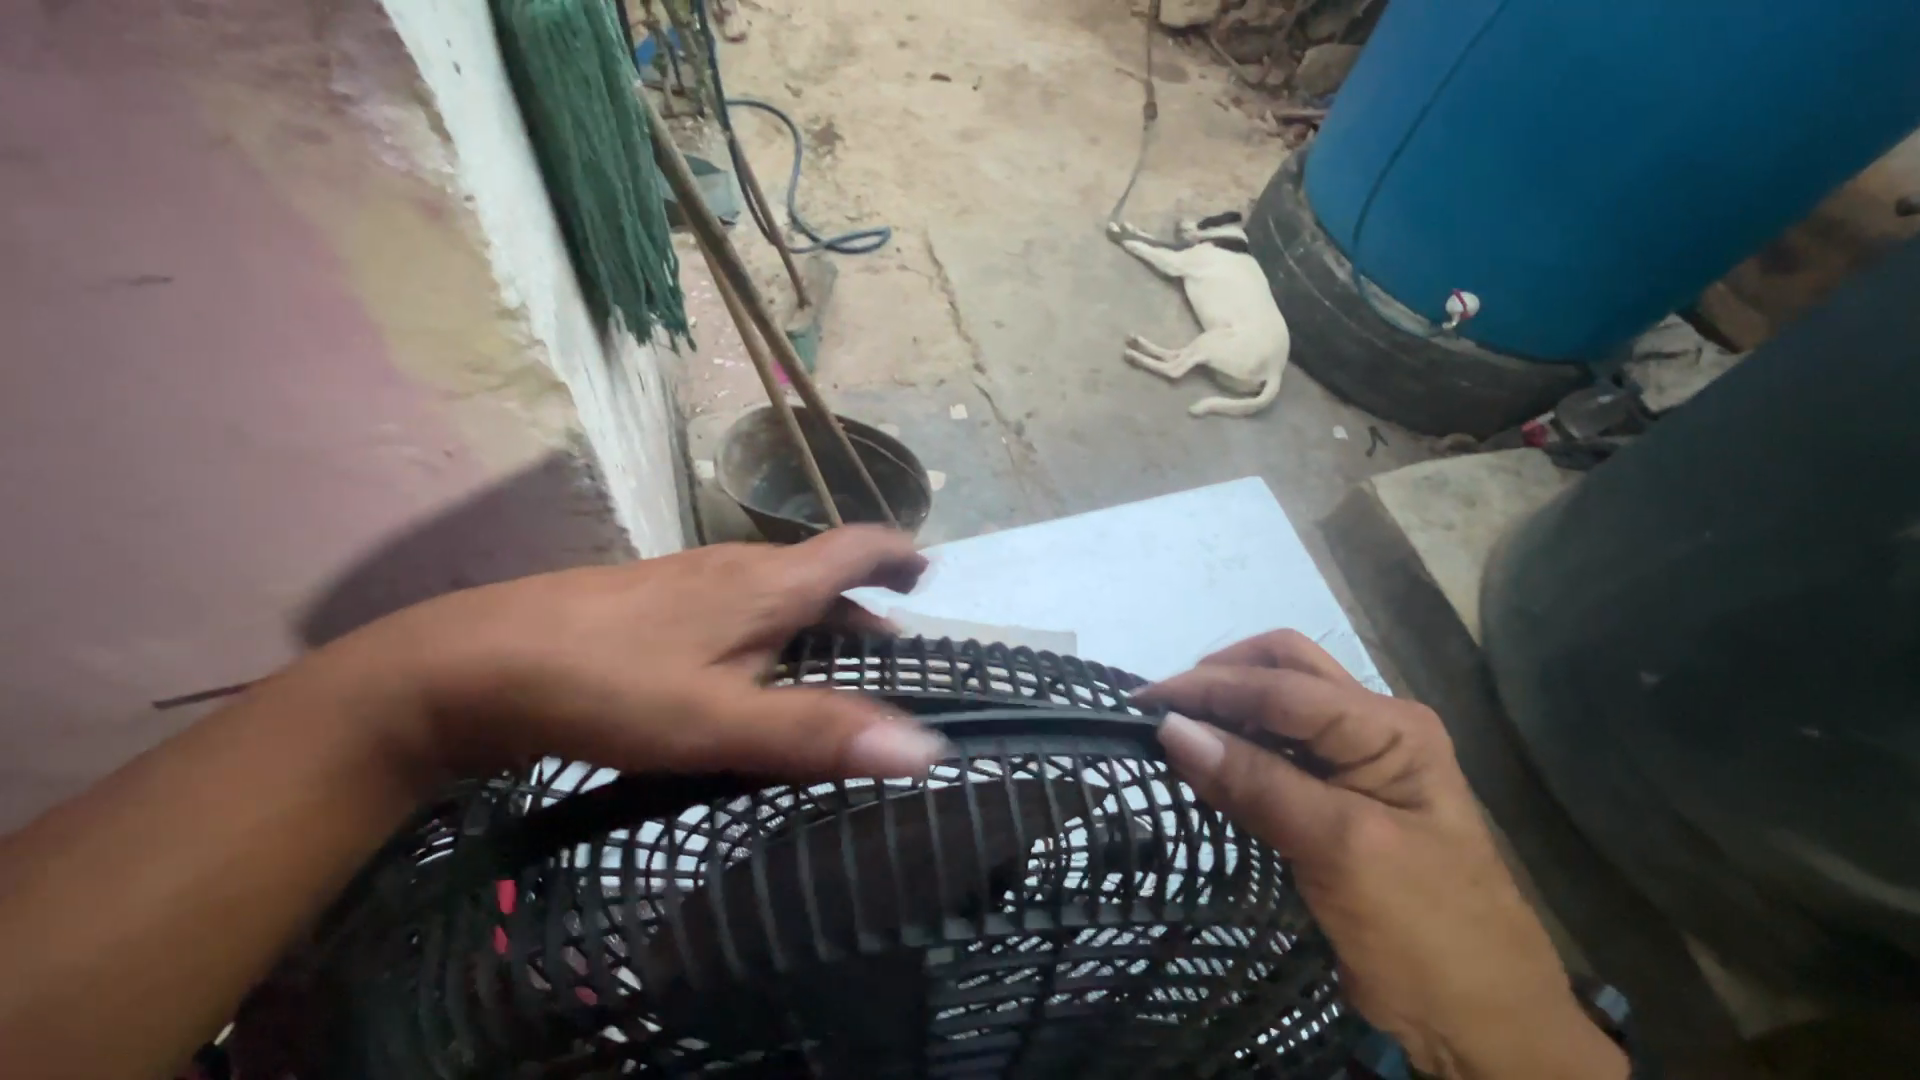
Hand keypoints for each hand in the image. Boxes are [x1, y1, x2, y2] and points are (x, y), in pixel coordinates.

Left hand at [316, 526, 945, 786]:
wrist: (469, 665)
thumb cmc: (607, 685)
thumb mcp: (719, 721)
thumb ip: (817, 733)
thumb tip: (925, 747)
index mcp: (764, 584)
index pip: (853, 548)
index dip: (897, 555)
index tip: (930, 574)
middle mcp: (732, 570)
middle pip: (818, 572)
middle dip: (863, 599)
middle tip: (895, 643)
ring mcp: (686, 584)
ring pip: (774, 592)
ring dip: (817, 617)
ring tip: (834, 663)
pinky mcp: (650, 608)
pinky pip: (736, 609)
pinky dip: (771, 631)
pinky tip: (748, 674)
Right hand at [1134, 631, 1626, 1079]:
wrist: (1483, 1023)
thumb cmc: (1424, 934)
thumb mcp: (1338, 850)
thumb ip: (1256, 782)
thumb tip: (1171, 728)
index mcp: (1389, 727)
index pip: (1283, 686)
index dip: (1209, 687)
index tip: (1142, 705)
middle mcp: (1375, 728)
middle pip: (1285, 671)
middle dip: (1220, 680)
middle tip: (1161, 710)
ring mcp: (1359, 762)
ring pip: (1278, 706)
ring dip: (1225, 709)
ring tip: (1173, 731)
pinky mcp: (1340, 797)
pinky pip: (1278, 750)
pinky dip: (1237, 746)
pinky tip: (1207, 762)